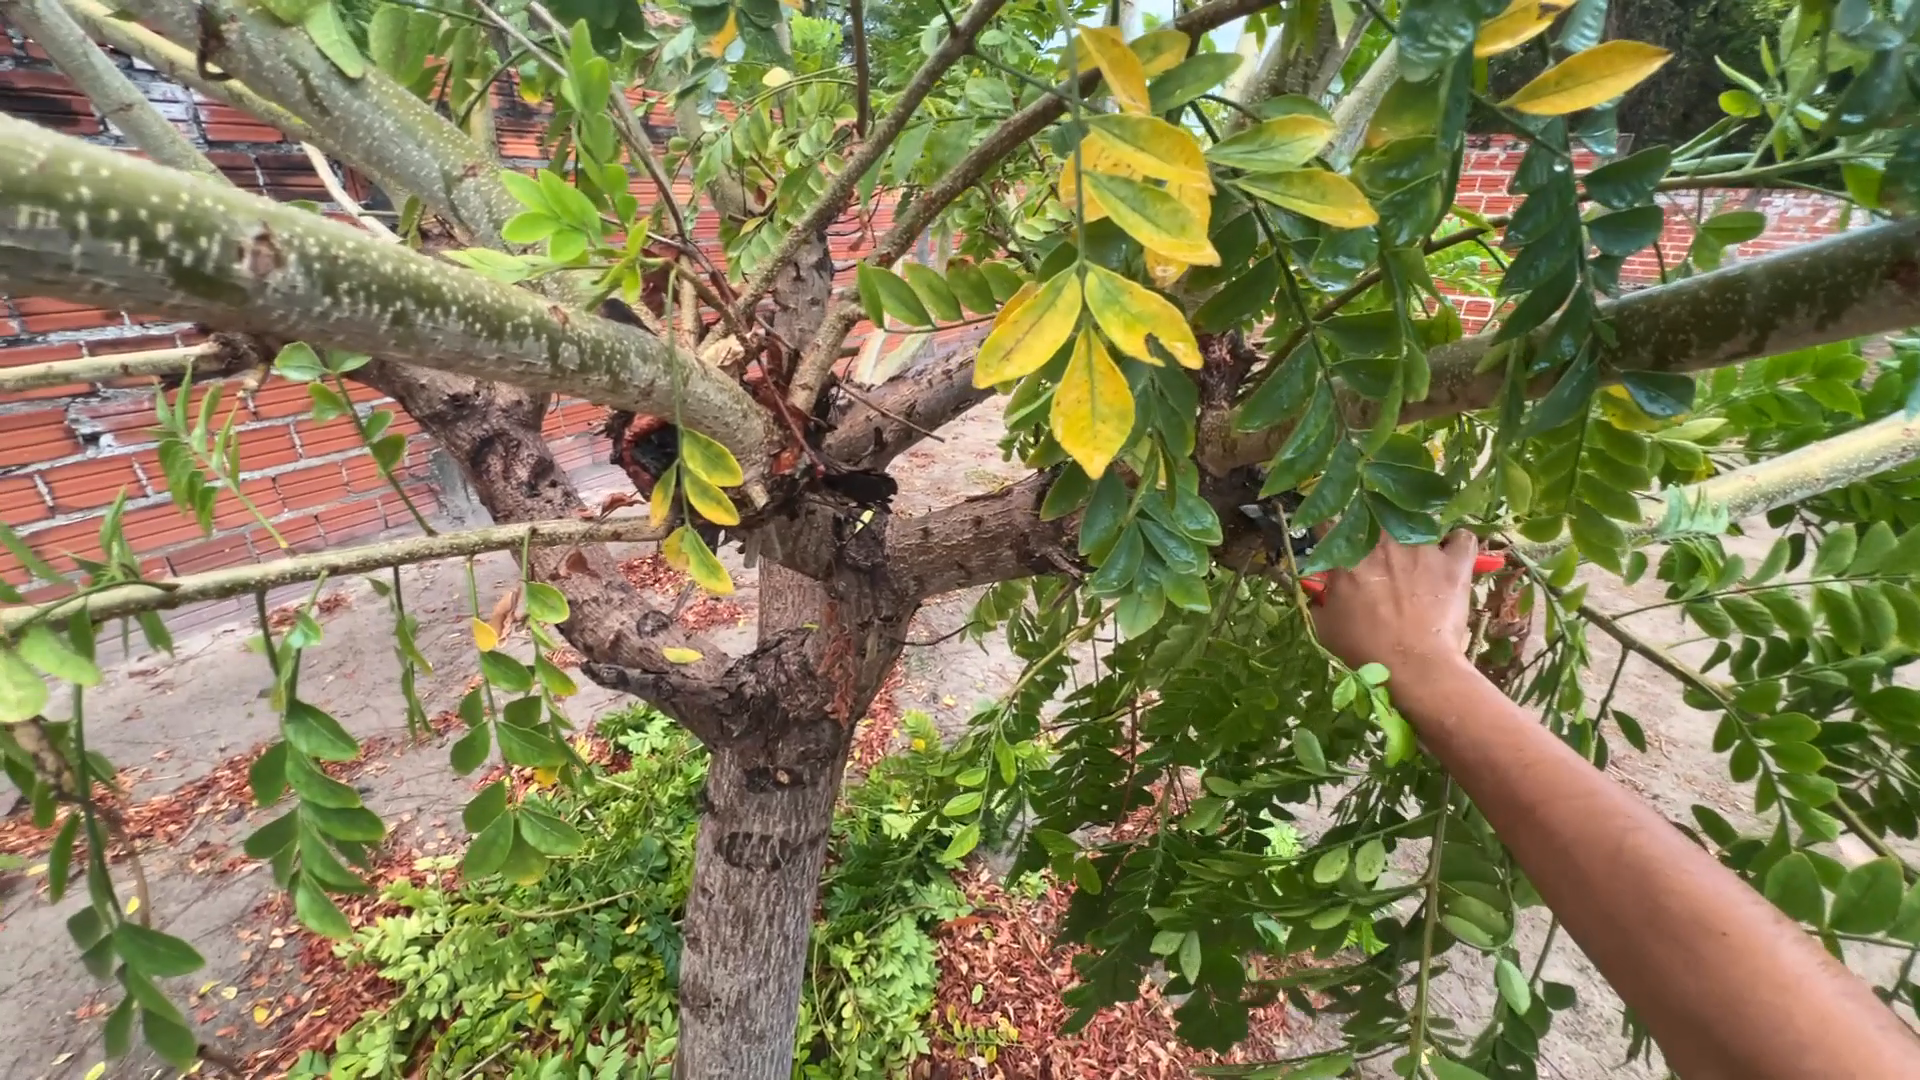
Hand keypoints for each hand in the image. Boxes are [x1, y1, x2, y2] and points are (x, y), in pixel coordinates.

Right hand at [1310, 530, 1479, 674]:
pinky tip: (1449, 553)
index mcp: (1346, 557)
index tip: (1331, 542)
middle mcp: (1382, 543)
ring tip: (1413, 554)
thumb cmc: (1363, 648)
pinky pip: (1462, 539)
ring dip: (1411, 535)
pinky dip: (1455, 543)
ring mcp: (1421, 549)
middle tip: (1374, 552)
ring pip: (1417, 523)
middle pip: (1374, 516)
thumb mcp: (1324, 624)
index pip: (1329, 525)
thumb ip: (1319, 597)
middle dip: (1371, 529)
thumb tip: (1318, 588)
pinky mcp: (1454, 563)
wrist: (1414, 666)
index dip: (1329, 532)